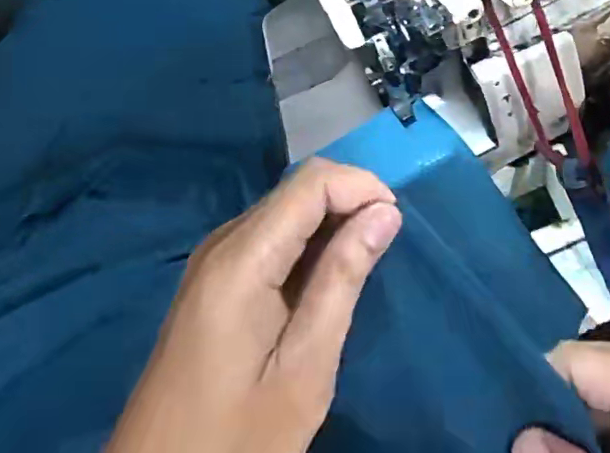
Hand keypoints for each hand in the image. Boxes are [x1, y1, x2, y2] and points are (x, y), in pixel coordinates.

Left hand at [106, 159, 403, 452]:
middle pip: (297, 188)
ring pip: (286, 207)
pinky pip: (270, 233)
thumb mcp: (304, 368)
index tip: (396, 222)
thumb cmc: (236, 437)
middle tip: (384, 246)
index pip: (310, 182)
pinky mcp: (214, 276)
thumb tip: (385, 213)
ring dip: (331, 219)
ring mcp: (214, 257)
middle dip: (349, 199)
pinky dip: (308, 239)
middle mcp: (223, 241)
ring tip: (362, 263)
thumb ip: (343, 280)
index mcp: (241, 258)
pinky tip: (325, 277)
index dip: (360, 186)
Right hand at [513, 342, 609, 452]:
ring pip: (597, 398)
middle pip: (583, 375)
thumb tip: (521, 436)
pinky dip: (594, 438)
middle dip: (549, 410)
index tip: (503, 425)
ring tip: (536, 445)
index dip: (533, 390)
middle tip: (515, 441)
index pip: (573, 359)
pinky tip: (574, 450)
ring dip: (568, 427)